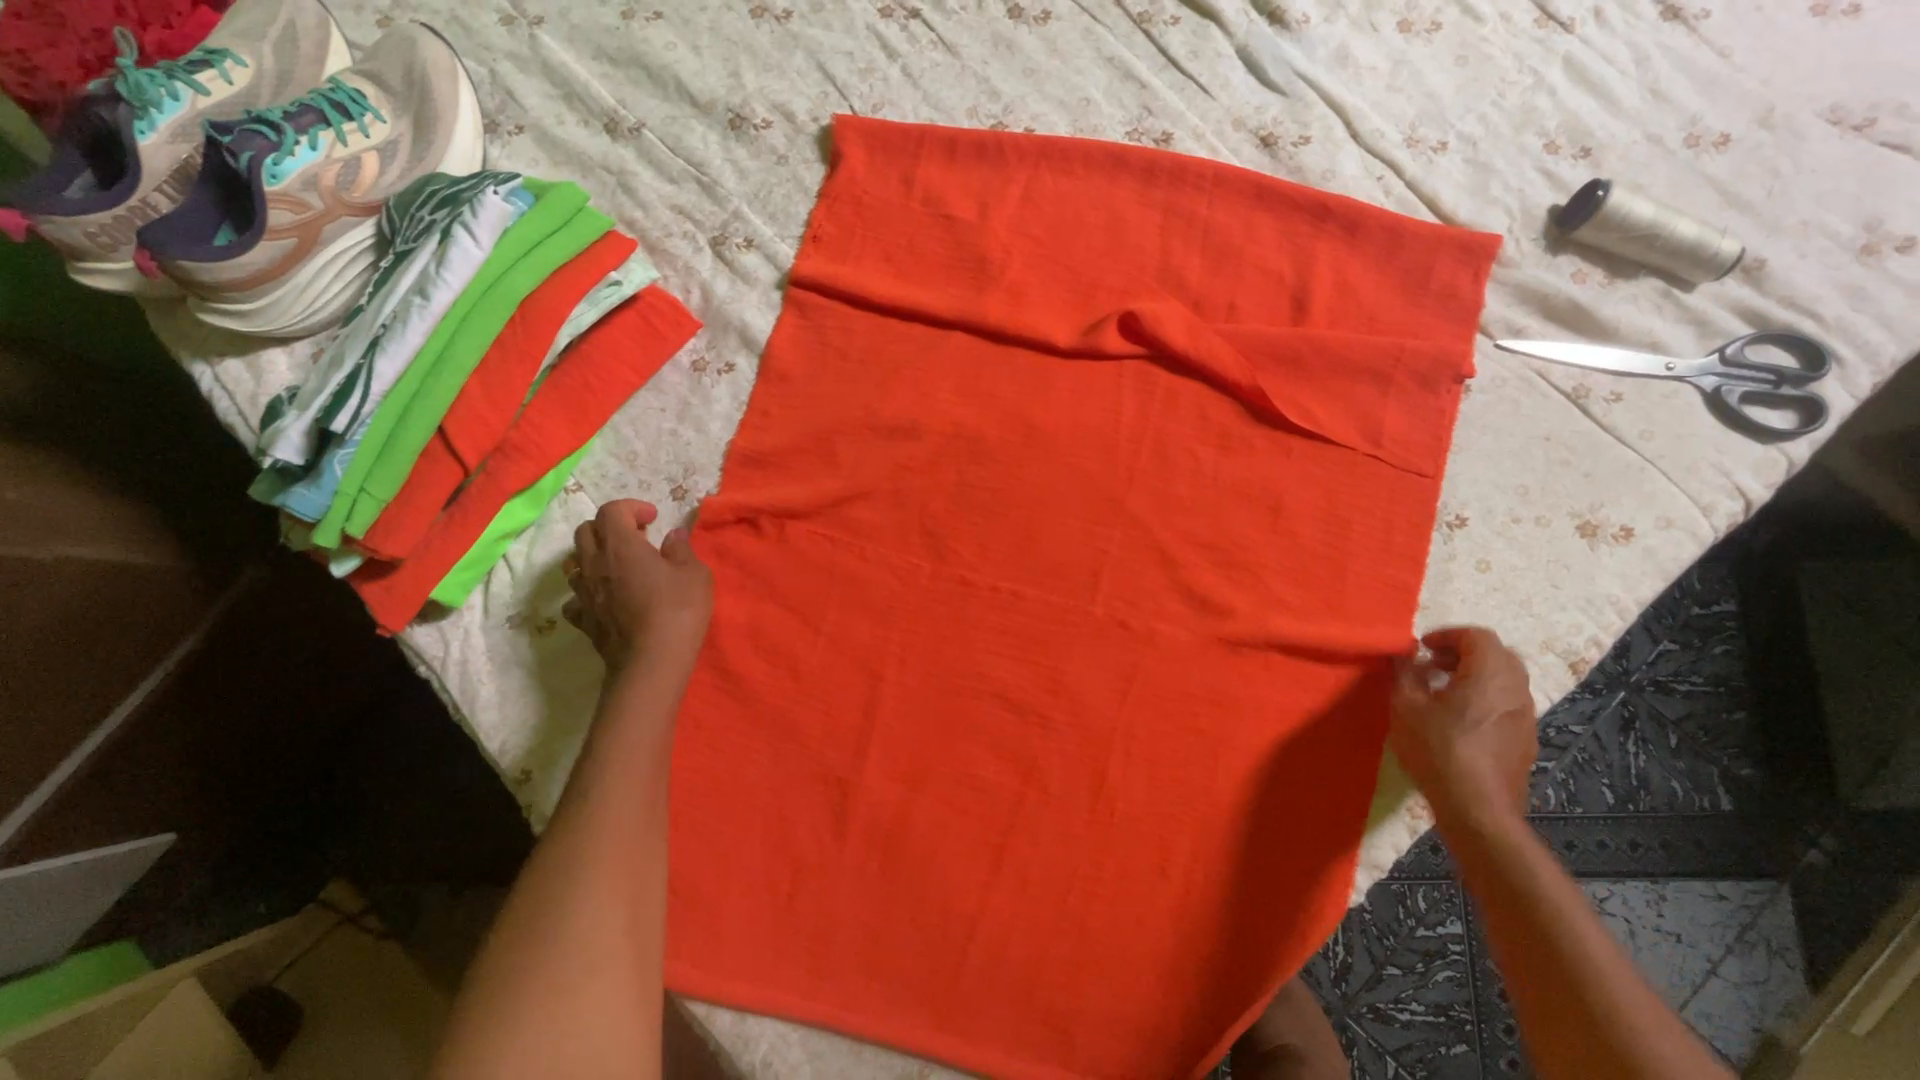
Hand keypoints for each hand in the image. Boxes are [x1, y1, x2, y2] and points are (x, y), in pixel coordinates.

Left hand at [563, 499, 713, 673]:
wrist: (651, 662)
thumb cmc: (678, 610)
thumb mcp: (695, 574)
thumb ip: (681, 550)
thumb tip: (673, 536)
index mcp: (621, 545)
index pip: (611, 510)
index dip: (631, 508)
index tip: (653, 518)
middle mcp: (594, 563)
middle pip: (585, 531)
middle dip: (607, 527)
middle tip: (634, 538)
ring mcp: (584, 593)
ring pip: (573, 563)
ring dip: (592, 556)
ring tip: (616, 567)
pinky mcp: (583, 620)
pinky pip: (574, 598)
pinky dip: (586, 592)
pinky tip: (604, 600)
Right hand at [1389, 626, 1537, 825]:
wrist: (1477, 808)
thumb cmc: (1438, 751)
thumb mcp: (1407, 708)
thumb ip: (1405, 673)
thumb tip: (1405, 654)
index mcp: (1490, 674)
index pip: (1477, 635)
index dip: (1448, 635)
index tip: (1422, 649)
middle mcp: (1516, 689)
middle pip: (1497, 654)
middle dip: (1464, 653)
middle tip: (1433, 666)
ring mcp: (1526, 715)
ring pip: (1505, 680)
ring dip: (1475, 676)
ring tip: (1443, 693)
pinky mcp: (1526, 739)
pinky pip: (1507, 703)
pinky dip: (1485, 697)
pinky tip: (1459, 721)